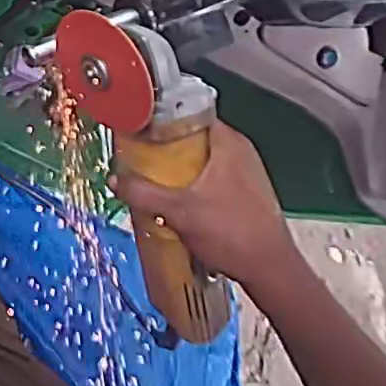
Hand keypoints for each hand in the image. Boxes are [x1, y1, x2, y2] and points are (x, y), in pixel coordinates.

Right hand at [110, 120, 301, 290]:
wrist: (271, 273)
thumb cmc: (231, 233)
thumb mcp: (177, 210)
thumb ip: (142, 193)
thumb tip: (114, 180)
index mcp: (229, 142)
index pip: (189, 112)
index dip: (161, 117)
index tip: (139, 125)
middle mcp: (241, 150)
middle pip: (192, 135)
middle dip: (164, 143)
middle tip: (139, 152)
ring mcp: (246, 171)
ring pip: (201, 156)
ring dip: (177, 164)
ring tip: (151, 174)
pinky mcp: (246, 191)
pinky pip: (210, 173)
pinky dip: (191, 179)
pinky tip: (175, 195)